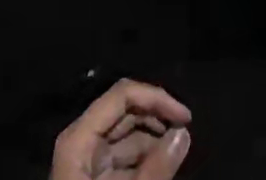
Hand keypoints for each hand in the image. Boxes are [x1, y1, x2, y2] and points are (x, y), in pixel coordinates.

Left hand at [50, 78, 192, 179]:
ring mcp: (84, 166)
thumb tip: (182, 133)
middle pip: (123, 113)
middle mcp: (80, 144)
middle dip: (156, 119)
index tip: (187, 119)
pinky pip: (121, 161)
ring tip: (176, 155)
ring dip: (152, 141)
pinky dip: (143, 162)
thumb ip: (156, 169)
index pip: (121, 95)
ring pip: (124, 137)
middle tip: (185, 136)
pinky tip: (161, 170)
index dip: (156, 99)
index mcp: (79, 139)